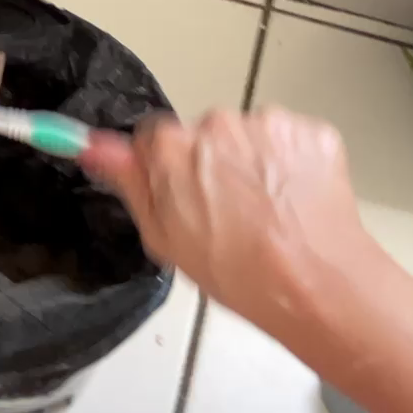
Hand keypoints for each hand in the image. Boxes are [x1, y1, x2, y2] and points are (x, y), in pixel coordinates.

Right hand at [80, 107, 380, 335]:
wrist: (319, 288)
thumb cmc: (236, 273)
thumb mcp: (165, 237)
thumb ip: (129, 181)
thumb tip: (94, 146)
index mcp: (172, 146)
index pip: (157, 138)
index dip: (170, 167)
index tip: (185, 195)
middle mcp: (215, 123)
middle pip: (204, 134)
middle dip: (214, 163)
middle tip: (231, 211)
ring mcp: (267, 124)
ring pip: (249, 136)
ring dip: (255, 162)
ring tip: (270, 210)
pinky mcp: (311, 130)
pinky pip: (290, 139)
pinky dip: (293, 163)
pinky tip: (297, 199)